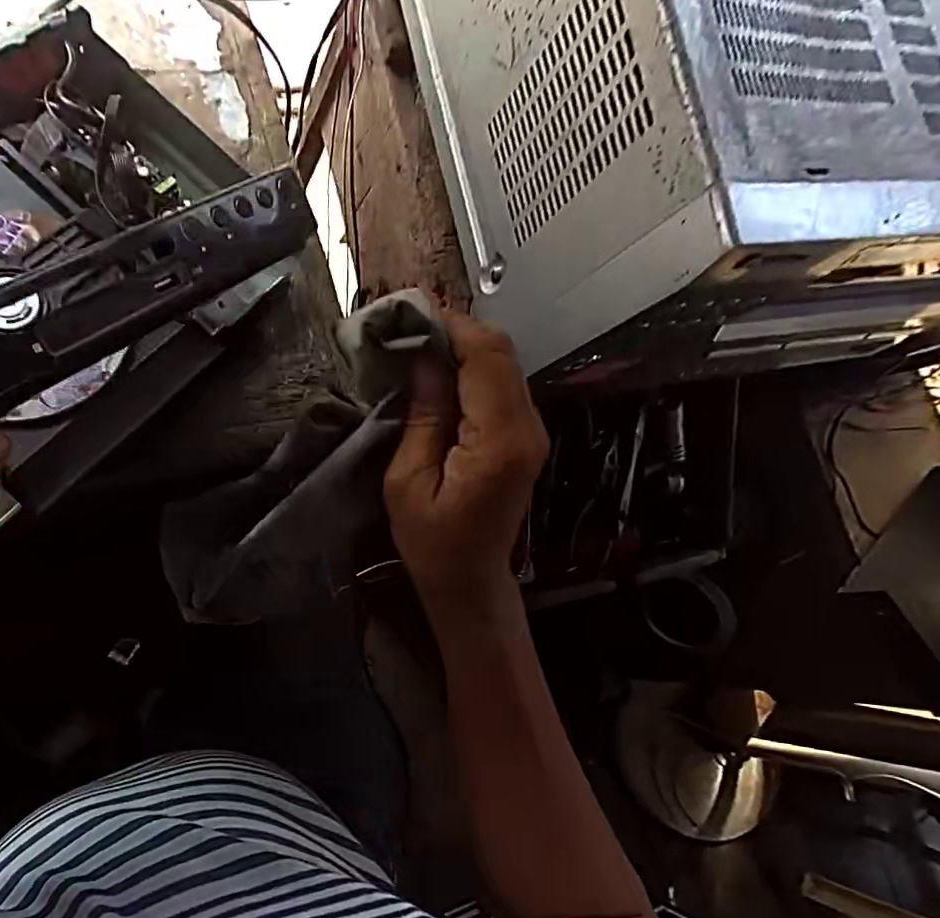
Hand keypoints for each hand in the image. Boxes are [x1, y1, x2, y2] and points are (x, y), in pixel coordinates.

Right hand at [383, 311, 548, 617]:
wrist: (469, 578)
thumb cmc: (432, 543)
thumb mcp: (407, 481)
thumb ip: (423, 415)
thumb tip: (424, 360)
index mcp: (498, 442)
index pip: (486, 357)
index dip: (451, 327)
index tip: (412, 316)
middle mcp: (526, 430)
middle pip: (501, 353)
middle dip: (456, 332)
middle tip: (410, 329)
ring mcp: (531, 432)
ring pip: (504, 364)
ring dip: (463, 349)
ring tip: (419, 348)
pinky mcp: (525, 436)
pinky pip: (502, 385)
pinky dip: (472, 370)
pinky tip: (440, 374)